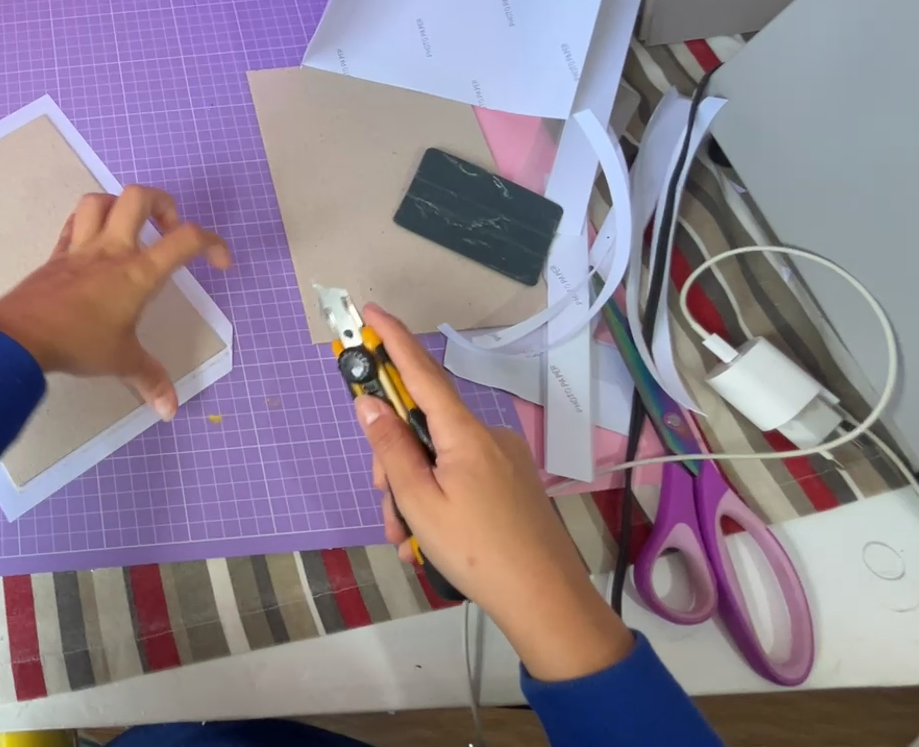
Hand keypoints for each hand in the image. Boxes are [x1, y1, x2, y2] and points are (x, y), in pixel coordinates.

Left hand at [0, 186, 231, 418]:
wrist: (20, 336)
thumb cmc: (79, 343)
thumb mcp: (121, 361)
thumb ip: (150, 380)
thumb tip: (170, 410)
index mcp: (138, 271)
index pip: (186, 239)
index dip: (213, 242)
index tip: (220, 262)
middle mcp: (111, 249)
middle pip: (138, 197)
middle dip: (163, 203)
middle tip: (168, 229)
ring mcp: (80, 248)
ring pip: (99, 201)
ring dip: (119, 205)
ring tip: (130, 229)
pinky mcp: (55, 255)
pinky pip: (73, 225)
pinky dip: (87, 224)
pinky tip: (92, 242)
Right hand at [356, 303, 633, 680]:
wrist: (550, 608)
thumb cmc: (477, 552)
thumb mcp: (418, 501)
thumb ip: (389, 447)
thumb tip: (368, 403)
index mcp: (465, 434)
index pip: (421, 371)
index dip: (393, 339)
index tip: (370, 311)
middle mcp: (486, 436)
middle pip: (421, 426)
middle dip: (393, 460)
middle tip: (386, 504)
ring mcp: (502, 460)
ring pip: (436, 457)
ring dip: (412, 490)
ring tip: (408, 536)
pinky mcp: (511, 483)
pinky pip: (458, 475)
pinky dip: (437, 498)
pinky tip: (429, 539)